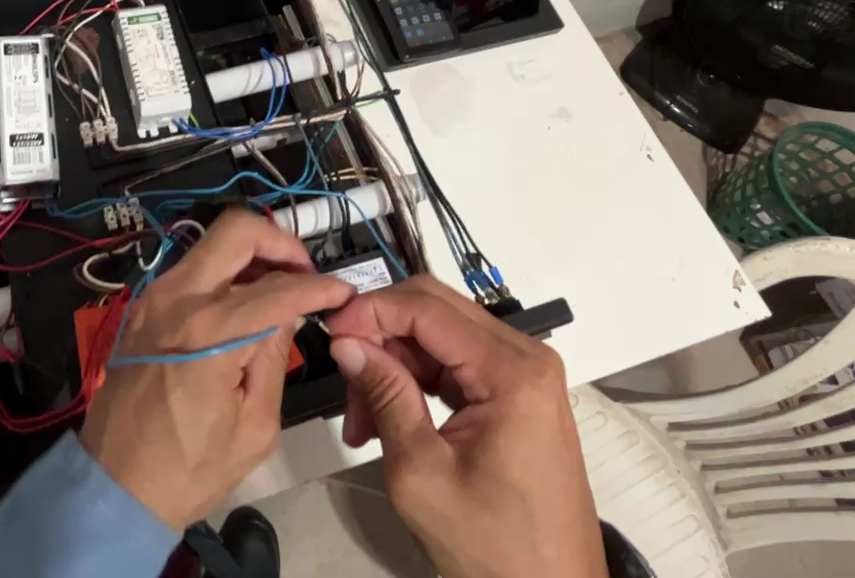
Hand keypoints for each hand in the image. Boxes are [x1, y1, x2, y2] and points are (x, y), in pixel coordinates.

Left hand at [80, 208, 354, 529]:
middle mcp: (177, 297)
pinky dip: (227, 270)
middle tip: (307, 272)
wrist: (114, 484)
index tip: (344, 293)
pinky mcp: (144, 304)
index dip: (319, 288)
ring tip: (283, 285)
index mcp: (208, 331)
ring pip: (212, 242)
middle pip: (236, 230)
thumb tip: (289, 313)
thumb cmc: (189, 468)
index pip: (278, 288)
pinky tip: (248, 300)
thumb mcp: (254, 426)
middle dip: (280, 242)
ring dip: (253, 253)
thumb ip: (274, 358)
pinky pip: (194, 267)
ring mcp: (155, 295)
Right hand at [325, 276, 604, 577]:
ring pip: (435, 332)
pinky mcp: (513, 391)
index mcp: (511, 372)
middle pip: (432, 307)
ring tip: (362, 418)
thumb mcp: (421, 472)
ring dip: (391, 360)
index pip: (425, 308)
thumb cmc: (493, 546)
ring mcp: (522, 372)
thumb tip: (346, 342)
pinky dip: (413, 378)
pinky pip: (450, 359)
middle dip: (378, 333)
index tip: (330, 332)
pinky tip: (386, 415)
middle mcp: (524, 357)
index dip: (370, 310)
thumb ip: (385, 396)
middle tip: (344, 373)